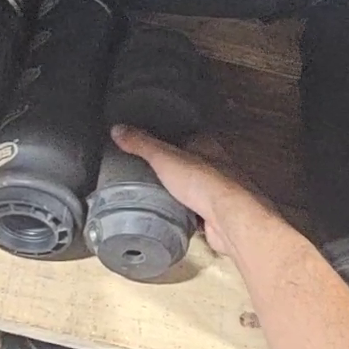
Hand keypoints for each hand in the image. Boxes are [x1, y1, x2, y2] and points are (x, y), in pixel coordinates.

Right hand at [110, 125, 273, 256]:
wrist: (230, 218)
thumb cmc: (205, 182)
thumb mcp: (164, 157)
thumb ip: (141, 143)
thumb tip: (118, 129)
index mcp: (206, 146)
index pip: (189, 136)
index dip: (173, 137)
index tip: (156, 141)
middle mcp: (216, 167)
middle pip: (194, 163)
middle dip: (178, 167)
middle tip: (155, 170)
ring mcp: (218, 193)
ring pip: (197, 189)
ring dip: (183, 192)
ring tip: (160, 195)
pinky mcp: (216, 216)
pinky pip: (198, 214)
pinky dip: (188, 215)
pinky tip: (175, 218)